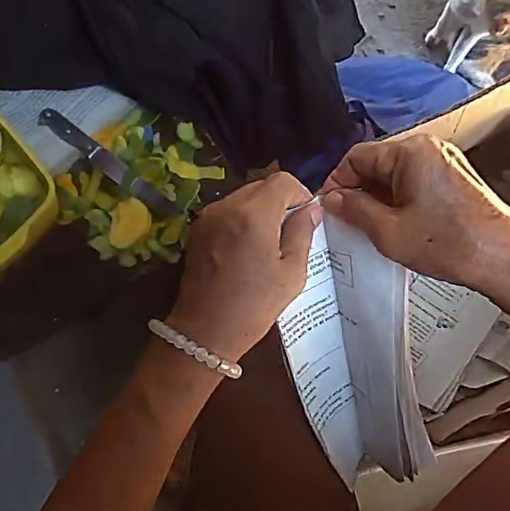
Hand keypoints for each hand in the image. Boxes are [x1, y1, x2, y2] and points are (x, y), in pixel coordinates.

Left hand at [167, 172, 318, 363]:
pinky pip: (226, 211)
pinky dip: (241, 219)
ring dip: (260, 210)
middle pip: (261, 185)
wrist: (205, 330)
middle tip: (289, 233)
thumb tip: (311, 209)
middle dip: (279, 202)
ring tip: (268, 243)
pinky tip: (247, 248)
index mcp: (253, 215)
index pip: (282, 180)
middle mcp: (227, 207)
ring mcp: (208, 216)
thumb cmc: (253, 306)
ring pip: (243, 196)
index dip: (300, 194)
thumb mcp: (291, 272)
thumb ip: (302, 233)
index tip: (305, 217)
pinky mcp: (197, 229)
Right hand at [319, 136, 509, 291]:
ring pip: (394, 175)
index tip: (329, 206)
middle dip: (358, 191)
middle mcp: (429, 150)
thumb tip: (333, 199)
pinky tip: (397, 227)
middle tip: (348, 221)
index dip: (337, 182)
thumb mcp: (388, 231)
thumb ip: (354, 209)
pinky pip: (413, 183)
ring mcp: (444, 163)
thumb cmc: (454, 244)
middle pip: (375, 163)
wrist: (506, 259)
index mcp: (410, 152)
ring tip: (373, 228)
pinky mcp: (454, 179)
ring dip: (378, 199)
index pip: (356, 156)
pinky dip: (398, 201)